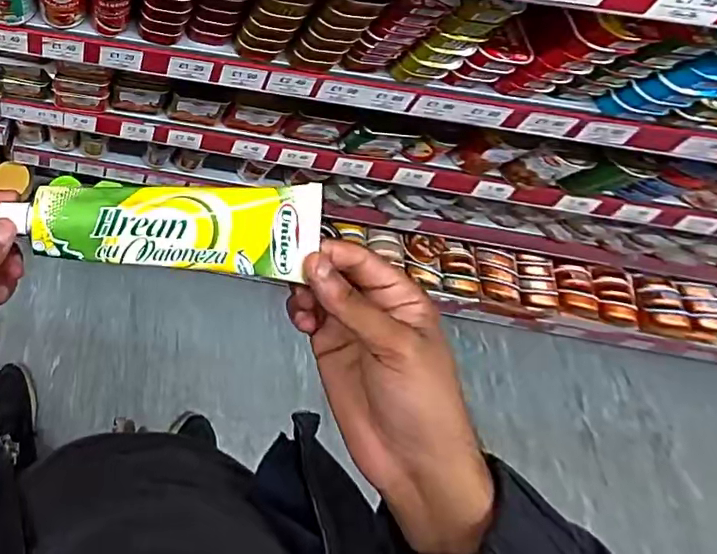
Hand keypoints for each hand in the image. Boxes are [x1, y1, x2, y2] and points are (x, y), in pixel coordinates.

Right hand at [287, 240, 493, 553]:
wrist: (415, 467)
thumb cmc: (429, 408)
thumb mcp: (396, 348)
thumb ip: (353, 306)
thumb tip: (319, 268)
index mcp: (400, 298)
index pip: (360, 259)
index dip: (332, 251)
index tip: (305, 249)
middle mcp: (372, 307)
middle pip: (333, 269)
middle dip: (310, 265)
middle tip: (287, 265)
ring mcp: (349, 326)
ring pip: (316, 288)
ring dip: (302, 287)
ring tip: (300, 301)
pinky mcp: (329, 345)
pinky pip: (307, 313)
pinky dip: (297, 309)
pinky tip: (301, 318)